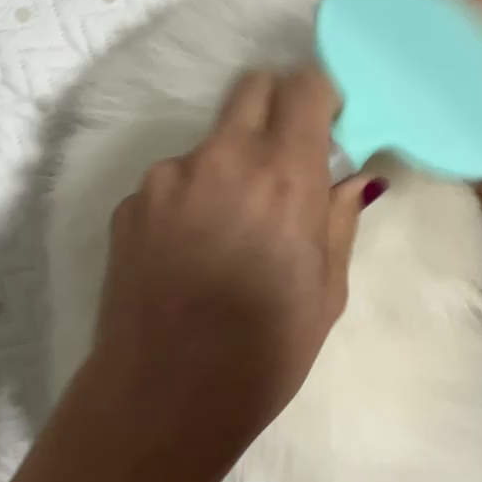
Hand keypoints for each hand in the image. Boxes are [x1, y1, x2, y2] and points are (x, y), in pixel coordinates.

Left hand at [50, 68, 379, 481]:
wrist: (163, 396)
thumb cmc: (263, 353)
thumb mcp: (325, 293)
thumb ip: (338, 221)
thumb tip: (352, 179)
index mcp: (283, 175)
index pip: (304, 86)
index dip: (320, 95)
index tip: (327, 123)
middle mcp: (220, 159)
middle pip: (250, 89)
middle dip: (274, 107)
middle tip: (284, 159)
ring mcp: (165, 179)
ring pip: (207, 145)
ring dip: (226, 167)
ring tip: (228, 234)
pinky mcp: (128, 206)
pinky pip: (170, 184)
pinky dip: (188, 202)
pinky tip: (188, 256)